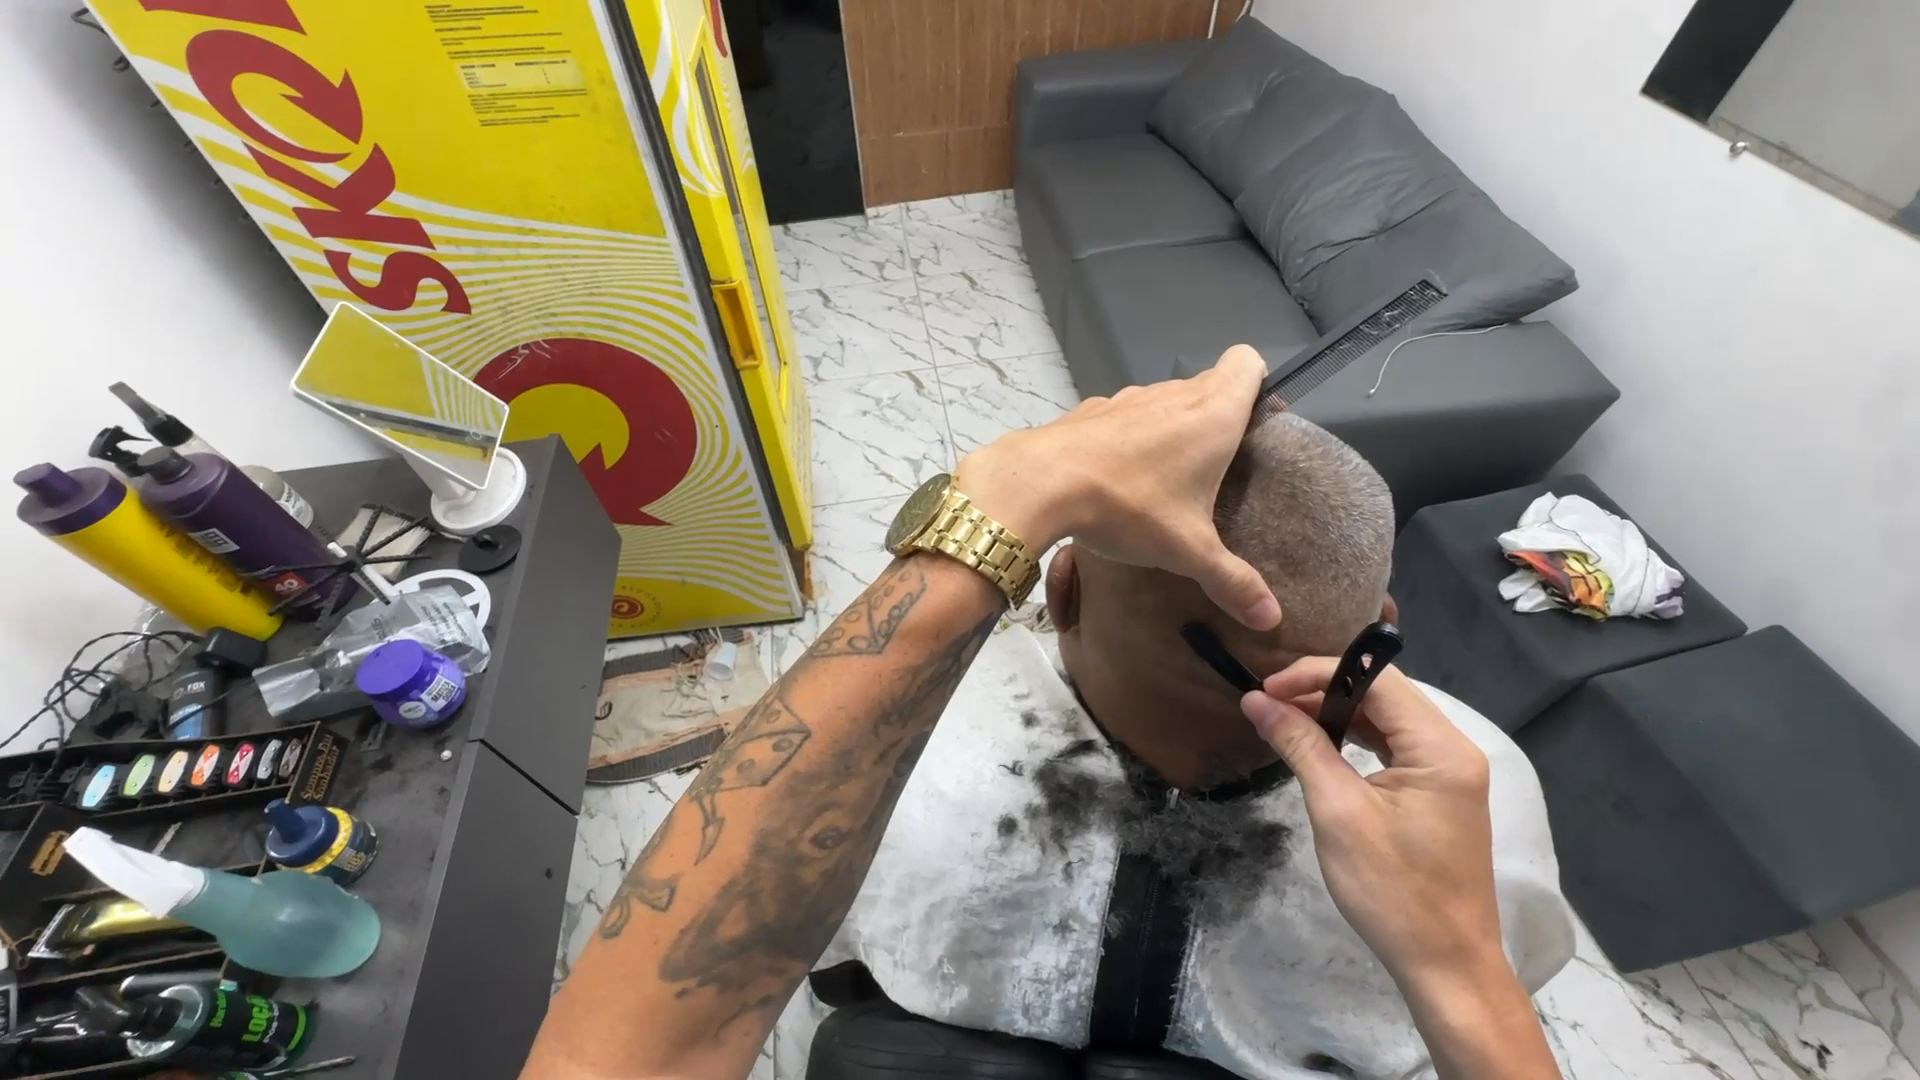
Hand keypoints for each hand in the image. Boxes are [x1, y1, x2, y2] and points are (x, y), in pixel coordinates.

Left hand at [955, 345, 1280, 628]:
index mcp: (1210, 414)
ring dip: (1169, 428)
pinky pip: (1121, 417)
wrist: (1040, 483)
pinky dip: (1126, 438)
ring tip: (1163, 479)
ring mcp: (1125, 398)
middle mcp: (1171, 394)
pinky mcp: (1088, 412)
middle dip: (1216, 418)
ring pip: (1162, 401)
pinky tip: (1114, 477)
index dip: (1257, 386)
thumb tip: (1271, 617)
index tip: (1253, 427)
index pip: (1247, 363)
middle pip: (1207, 385)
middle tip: (1215, 469)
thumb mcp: (1187, 550)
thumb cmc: (1129, 507)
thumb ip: (1232, 580)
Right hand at [1239, 660, 1504, 985]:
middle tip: (1268, 702)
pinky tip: (1318, 743)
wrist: (1445, 966)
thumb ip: (1300, 744)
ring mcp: (1447, 773)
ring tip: (1284, 718)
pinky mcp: (1436, 793)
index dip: (1317, 673)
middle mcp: (1452, 750)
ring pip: (1385, 718)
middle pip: (1383, 693)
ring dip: (1334, 712)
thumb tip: (1255, 700)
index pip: (1376, 680)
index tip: (1267, 688)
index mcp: (1441, 749)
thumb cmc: (1392, 889)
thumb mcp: (1337, 810)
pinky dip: (1352, 737)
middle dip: (1322, 689)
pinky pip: (1391, 745)